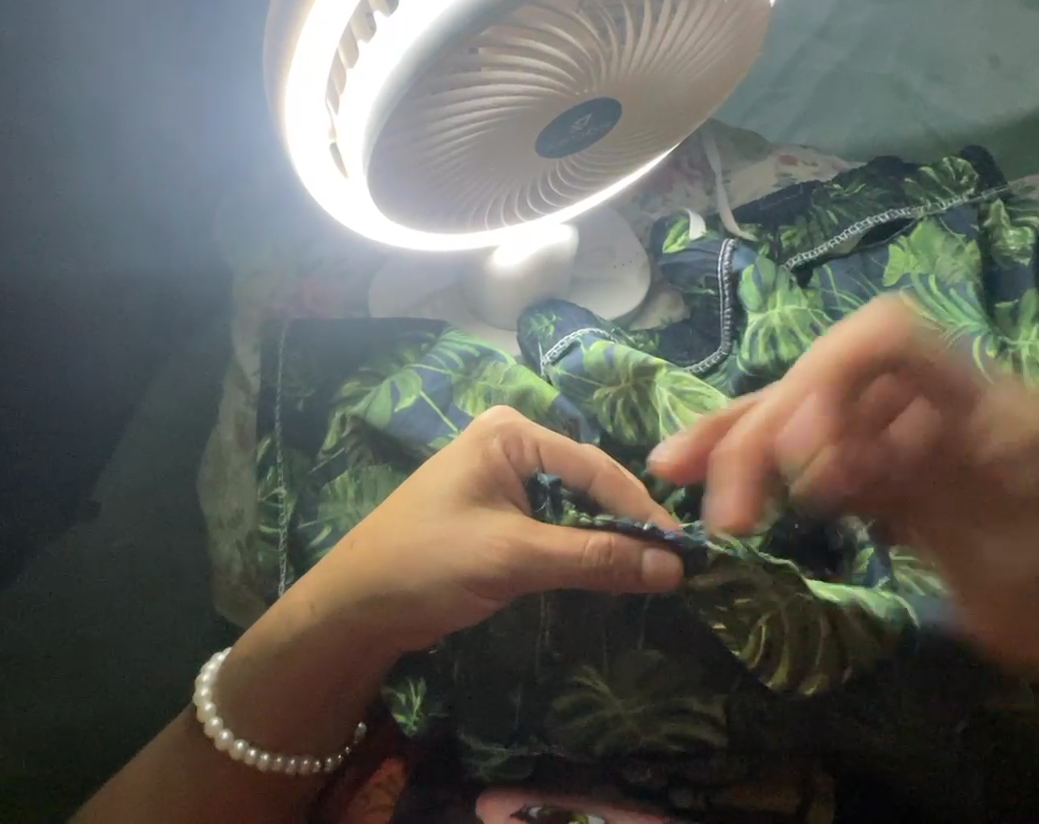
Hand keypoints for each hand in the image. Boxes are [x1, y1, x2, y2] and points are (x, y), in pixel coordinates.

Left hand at [299, 406, 685, 654]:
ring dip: (606, 538)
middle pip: (587, 482)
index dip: (639, 509)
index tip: (682, 550)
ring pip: (574, 505)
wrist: (356, 606)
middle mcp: (512, 443)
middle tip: (672, 565)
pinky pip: (555, 523)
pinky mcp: (501, 511)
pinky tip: (609, 570)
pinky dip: (580, 548)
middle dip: (625, 523)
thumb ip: (594, 559)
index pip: (593, 466)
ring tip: (652, 571)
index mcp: (511, 432)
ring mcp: (505, 477)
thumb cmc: (428, 563)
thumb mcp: (514, 557)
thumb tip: (673, 569)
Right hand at [648, 298, 1038, 691]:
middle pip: (824, 380)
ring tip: (674, 467)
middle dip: (759, 430)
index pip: (887, 337)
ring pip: (805, 411)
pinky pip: (812, 452)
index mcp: (984, 399)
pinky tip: (723, 483)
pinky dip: (762, 466)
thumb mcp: (1008, 553)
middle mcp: (935, 398)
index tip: (793, 455)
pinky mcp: (887, 463)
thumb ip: (911, 491)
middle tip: (714, 498)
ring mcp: (906, 429)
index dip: (825, 376)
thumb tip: (808, 463)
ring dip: (740, 440)